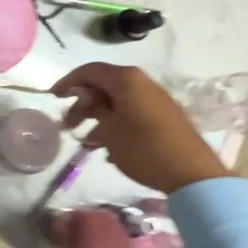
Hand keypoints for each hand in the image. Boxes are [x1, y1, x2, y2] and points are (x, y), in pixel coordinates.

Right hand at [53, 63, 229, 193]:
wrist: (194, 176)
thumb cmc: (144, 148)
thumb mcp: (108, 129)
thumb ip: (93, 108)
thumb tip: (86, 97)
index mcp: (126, 79)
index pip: (88, 71)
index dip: (67, 82)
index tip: (53, 98)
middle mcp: (142, 82)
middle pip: (103, 86)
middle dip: (83, 104)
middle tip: (69, 126)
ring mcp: (156, 99)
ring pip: (118, 101)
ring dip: (99, 117)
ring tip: (87, 141)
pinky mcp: (166, 117)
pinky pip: (132, 112)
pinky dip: (116, 123)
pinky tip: (109, 147)